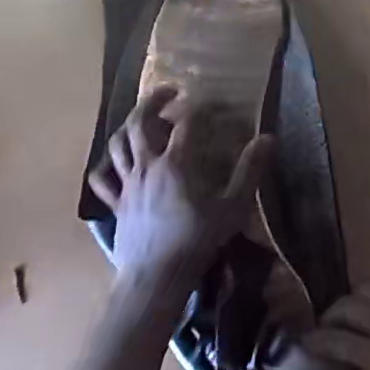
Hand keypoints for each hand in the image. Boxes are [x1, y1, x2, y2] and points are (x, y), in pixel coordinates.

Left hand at [87, 85, 273, 295]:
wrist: (156, 276)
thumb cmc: (197, 241)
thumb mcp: (233, 206)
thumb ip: (249, 170)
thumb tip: (267, 138)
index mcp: (176, 163)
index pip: (187, 123)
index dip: (199, 107)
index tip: (211, 102)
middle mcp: (147, 166)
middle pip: (140, 122)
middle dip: (153, 101)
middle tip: (169, 92)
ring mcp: (127, 185)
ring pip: (117, 144)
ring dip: (129, 126)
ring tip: (142, 121)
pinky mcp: (116, 204)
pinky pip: (102, 179)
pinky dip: (107, 165)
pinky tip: (115, 163)